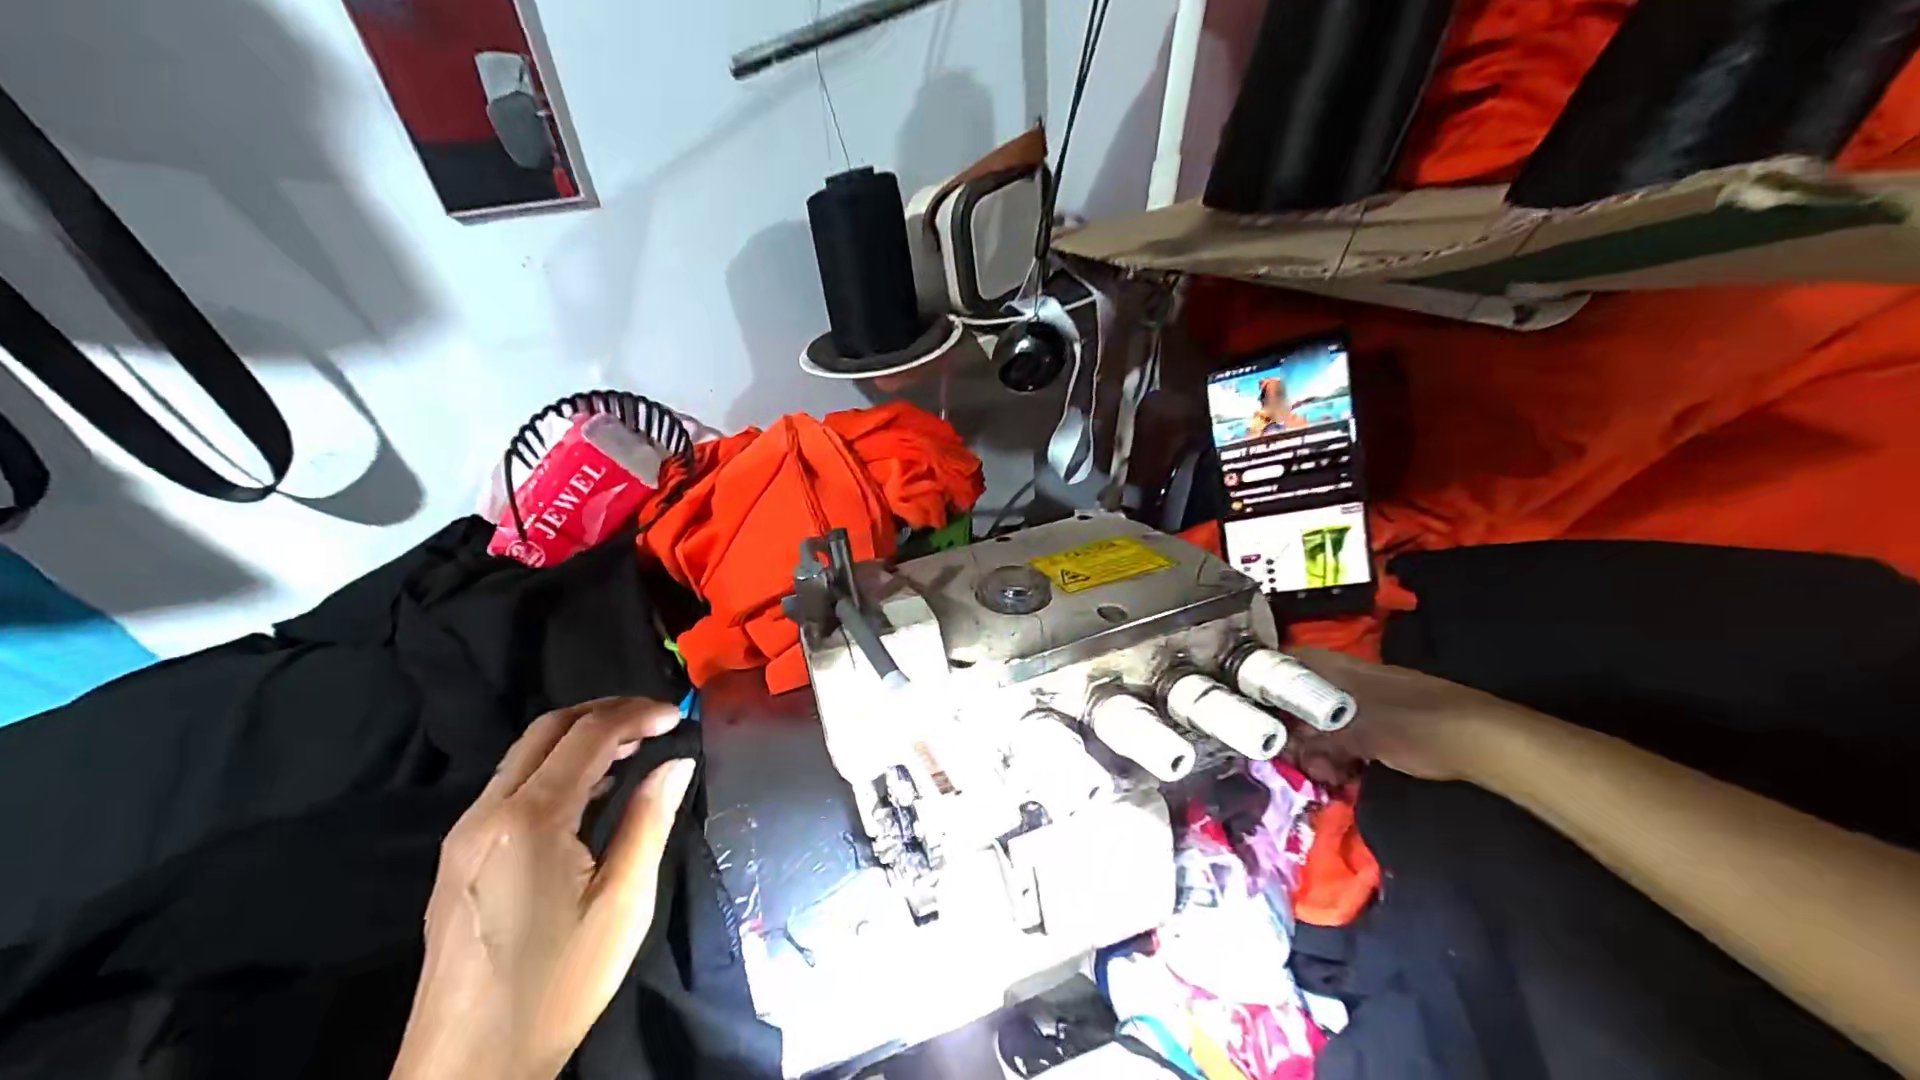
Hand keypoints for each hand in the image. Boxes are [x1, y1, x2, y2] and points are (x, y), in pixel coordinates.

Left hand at [390, 698, 696, 1079]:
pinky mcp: (458, 856)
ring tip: (633, 747)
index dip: (638, 714)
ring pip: (525, 754)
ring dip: (580, 736)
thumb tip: (677, 763)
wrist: (466, 1068)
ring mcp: (464, 834)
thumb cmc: (556, 985)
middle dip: (606, 711)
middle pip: (548, 729)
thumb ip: (649, 819)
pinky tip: (590, 790)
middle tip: (656, 720)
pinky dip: (556, 767)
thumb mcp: (623, 903)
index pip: (589, 736)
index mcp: (529, 820)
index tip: (678, 715)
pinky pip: (511, 786)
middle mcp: (486, 813)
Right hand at [1285, 648, 1531, 785]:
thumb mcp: (1357, 734)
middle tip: (1290, 755)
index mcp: (1340, 669)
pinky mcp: (1390, 719)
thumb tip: (1289, 746)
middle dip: (1294, 727)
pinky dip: (1342, 749)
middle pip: (1305, 695)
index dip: (1266, 677)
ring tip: (1322, 774)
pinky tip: (1344, 773)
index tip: (1251, 701)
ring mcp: (1373, 698)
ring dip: (1319, 745)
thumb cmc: (1414, 726)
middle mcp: (1352, 677)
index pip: (1290, 660)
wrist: (1484, 740)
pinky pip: (1351, 730)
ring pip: (1328, 717)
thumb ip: (1318, 739)